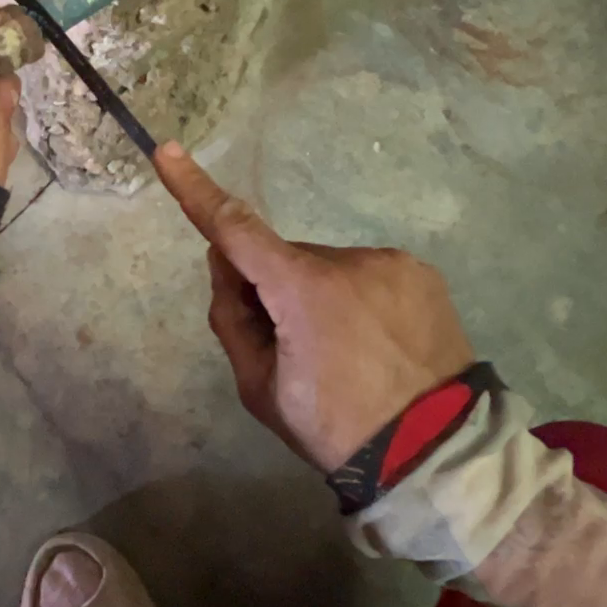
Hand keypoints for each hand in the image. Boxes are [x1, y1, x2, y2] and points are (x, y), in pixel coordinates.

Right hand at [153, 143, 474, 471]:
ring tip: (346, 354)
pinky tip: (376, 342)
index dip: (195, 189)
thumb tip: (226, 261)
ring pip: (326, 268)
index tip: (168, 151)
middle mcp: (347, 260)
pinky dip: (357, 298)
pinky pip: (366, 274)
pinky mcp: (421, 273)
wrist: (439, 456)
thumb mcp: (259, 387)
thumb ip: (231, 316)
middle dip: (275, 289)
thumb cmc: (335, 427)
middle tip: (293, 348)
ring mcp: (390, 263)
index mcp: (302, 289)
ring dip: (320, 295)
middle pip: (284, 260)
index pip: (235, 229)